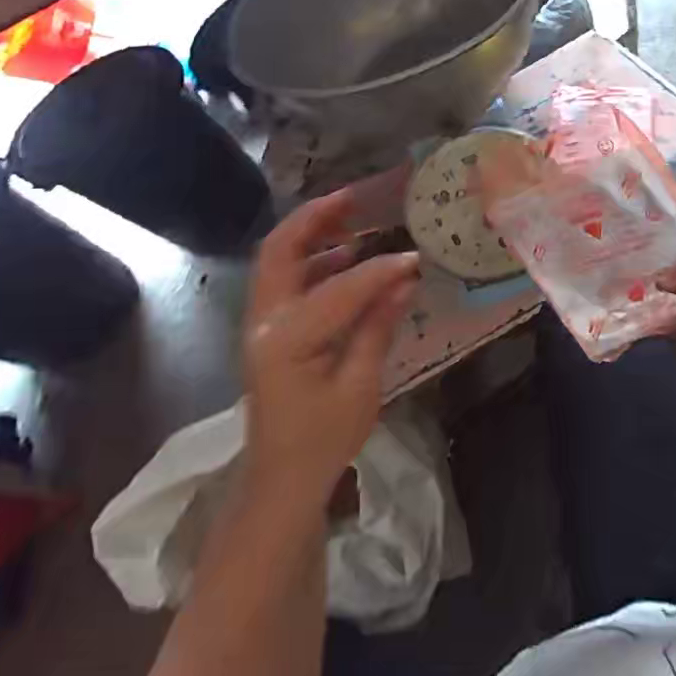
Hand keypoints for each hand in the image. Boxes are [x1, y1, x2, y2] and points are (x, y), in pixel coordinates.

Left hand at [241, 188, 421, 499]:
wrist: (280, 480)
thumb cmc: (322, 440)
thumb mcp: (359, 387)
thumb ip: (377, 327)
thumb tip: (404, 280)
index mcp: (287, 339)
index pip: (340, 288)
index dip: (380, 269)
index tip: (414, 255)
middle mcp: (264, 321)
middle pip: (280, 249)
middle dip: (315, 217)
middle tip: (355, 196)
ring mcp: (261, 324)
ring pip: (278, 260)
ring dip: (311, 233)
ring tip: (352, 215)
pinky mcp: (270, 331)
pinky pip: (286, 280)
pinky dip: (312, 259)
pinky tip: (345, 258)